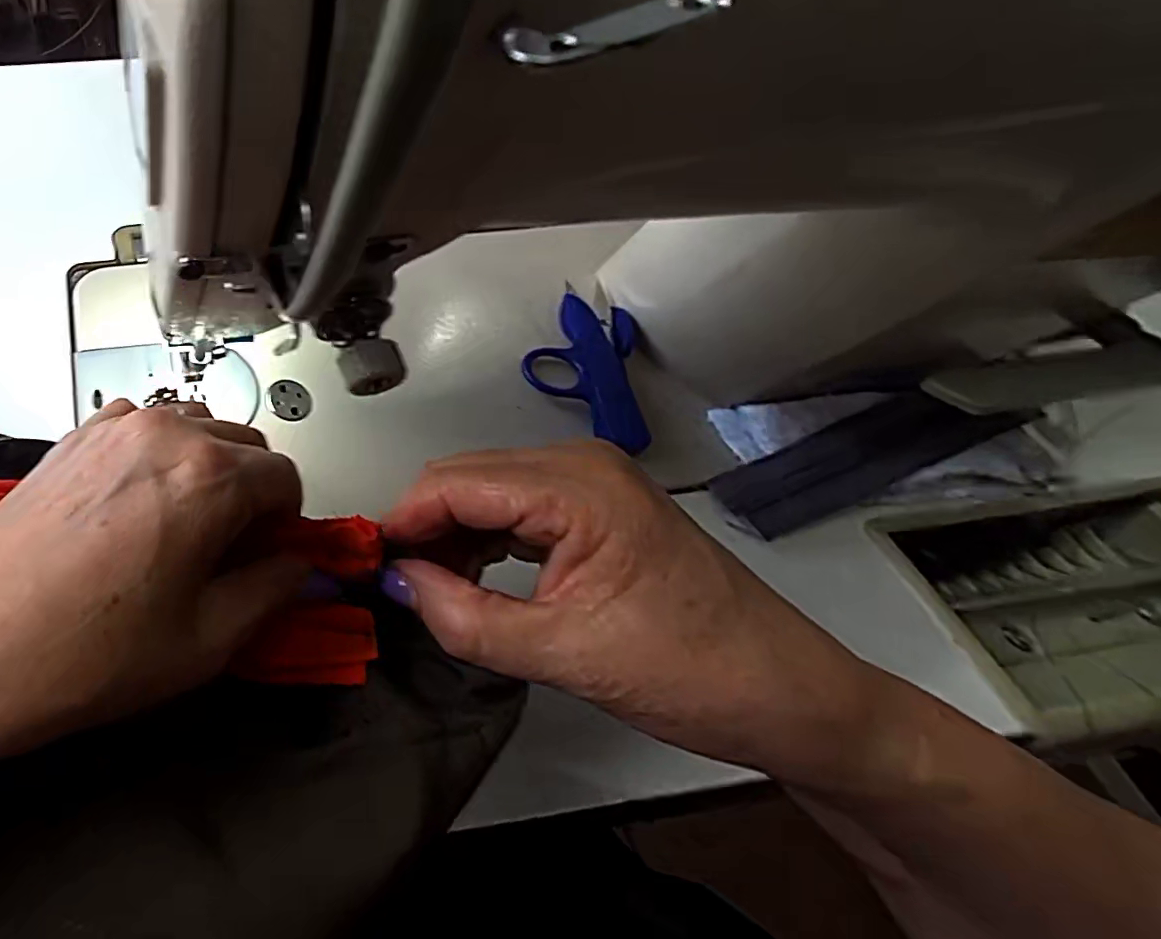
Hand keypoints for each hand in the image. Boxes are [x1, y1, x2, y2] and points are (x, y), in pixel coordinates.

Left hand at [0, 400, 308, 833]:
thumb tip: (295, 563)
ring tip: (178, 522)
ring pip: (197, 428)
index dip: (286, 521)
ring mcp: (117, 425)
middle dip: (251, 491)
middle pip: (246, 444)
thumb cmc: (89, 654)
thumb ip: (272, 591)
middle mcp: (168, 432)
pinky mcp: (77, 434)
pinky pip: (144, 425)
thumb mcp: (207, 641)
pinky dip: (159, 453)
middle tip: (226, 547)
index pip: (286, 476)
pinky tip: (132, 503)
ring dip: (208, 466)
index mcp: (211, 476)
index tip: (266, 556)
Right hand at [383, 442, 895, 787]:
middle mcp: (578, 464)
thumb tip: (399, 584)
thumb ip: (464, 619)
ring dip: (448, 532)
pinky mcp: (591, 503)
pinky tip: (467, 575)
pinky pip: (511, 505)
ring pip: (483, 488)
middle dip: (420, 524)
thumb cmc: (693, 673)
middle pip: (463, 476)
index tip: (370, 564)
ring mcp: (587, 479)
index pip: (454, 483)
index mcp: (576, 486)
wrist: (790, 696)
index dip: (403, 521)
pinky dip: (480, 536)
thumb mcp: (563, 655)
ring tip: (428, 585)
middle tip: (393, 580)